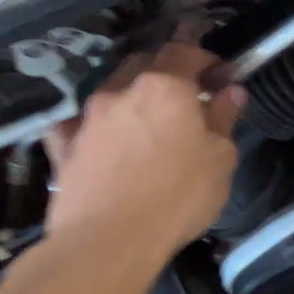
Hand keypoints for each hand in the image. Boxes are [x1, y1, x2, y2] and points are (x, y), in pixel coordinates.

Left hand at [43, 43, 247, 256]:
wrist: (107, 241)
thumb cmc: (178, 195)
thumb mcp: (220, 157)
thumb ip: (223, 119)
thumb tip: (230, 93)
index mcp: (165, 87)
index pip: (184, 51)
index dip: (206, 58)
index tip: (222, 76)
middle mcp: (120, 91)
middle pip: (144, 63)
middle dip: (168, 72)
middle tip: (188, 96)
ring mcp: (85, 118)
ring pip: (111, 90)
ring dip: (133, 97)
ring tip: (149, 122)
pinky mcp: (62, 147)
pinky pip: (78, 123)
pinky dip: (94, 124)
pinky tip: (101, 138)